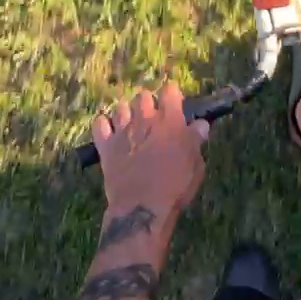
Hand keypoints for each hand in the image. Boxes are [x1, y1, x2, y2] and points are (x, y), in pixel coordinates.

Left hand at [92, 81, 208, 220]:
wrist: (142, 208)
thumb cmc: (175, 187)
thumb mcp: (195, 165)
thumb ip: (196, 140)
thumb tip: (201, 124)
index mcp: (170, 120)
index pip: (170, 90)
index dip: (172, 95)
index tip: (174, 104)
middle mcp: (145, 118)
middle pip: (144, 96)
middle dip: (148, 103)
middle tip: (153, 118)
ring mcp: (123, 130)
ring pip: (122, 106)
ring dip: (127, 113)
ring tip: (131, 125)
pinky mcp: (106, 145)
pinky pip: (99, 124)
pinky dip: (104, 125)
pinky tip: (110, 132)